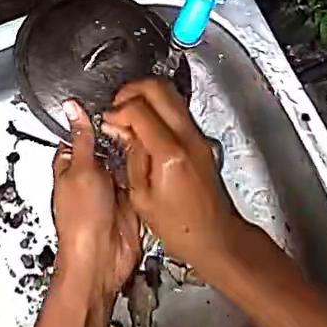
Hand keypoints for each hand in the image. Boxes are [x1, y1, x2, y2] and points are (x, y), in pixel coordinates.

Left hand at [49, 99, 141, 303]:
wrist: (102, 261)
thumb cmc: (79, 223)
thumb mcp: (80, 170)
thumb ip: (81, 137)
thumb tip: (71, 107)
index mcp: (70, 162)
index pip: (83, 129)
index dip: (96, 116)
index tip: (113, 100)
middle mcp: (91, 171)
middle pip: (108, 141)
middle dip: (120, 133)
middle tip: (134, 118)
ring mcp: (111, 184)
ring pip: (125, 156)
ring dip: (134, 150)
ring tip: (146, 134)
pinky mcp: (130, 197)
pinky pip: (140, 175)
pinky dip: (146, 168)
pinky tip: (153, 157)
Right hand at [101, 77, 241, 269]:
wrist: (217, 238)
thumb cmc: (181, 228)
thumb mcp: (142, 197)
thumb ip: (130, 155)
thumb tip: (117, 127)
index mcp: (169, 154)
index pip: (138, 109)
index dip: (117, 110)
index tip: (108, 120)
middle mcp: (187, 138)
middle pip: (157, 88)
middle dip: (130, 91)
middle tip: (117, 106)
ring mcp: (197, 135)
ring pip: (169, 92)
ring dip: (144, 94)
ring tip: (128, 112)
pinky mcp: (200, 138)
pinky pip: (176, 106)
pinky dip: (156, 105)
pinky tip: (144, 123)